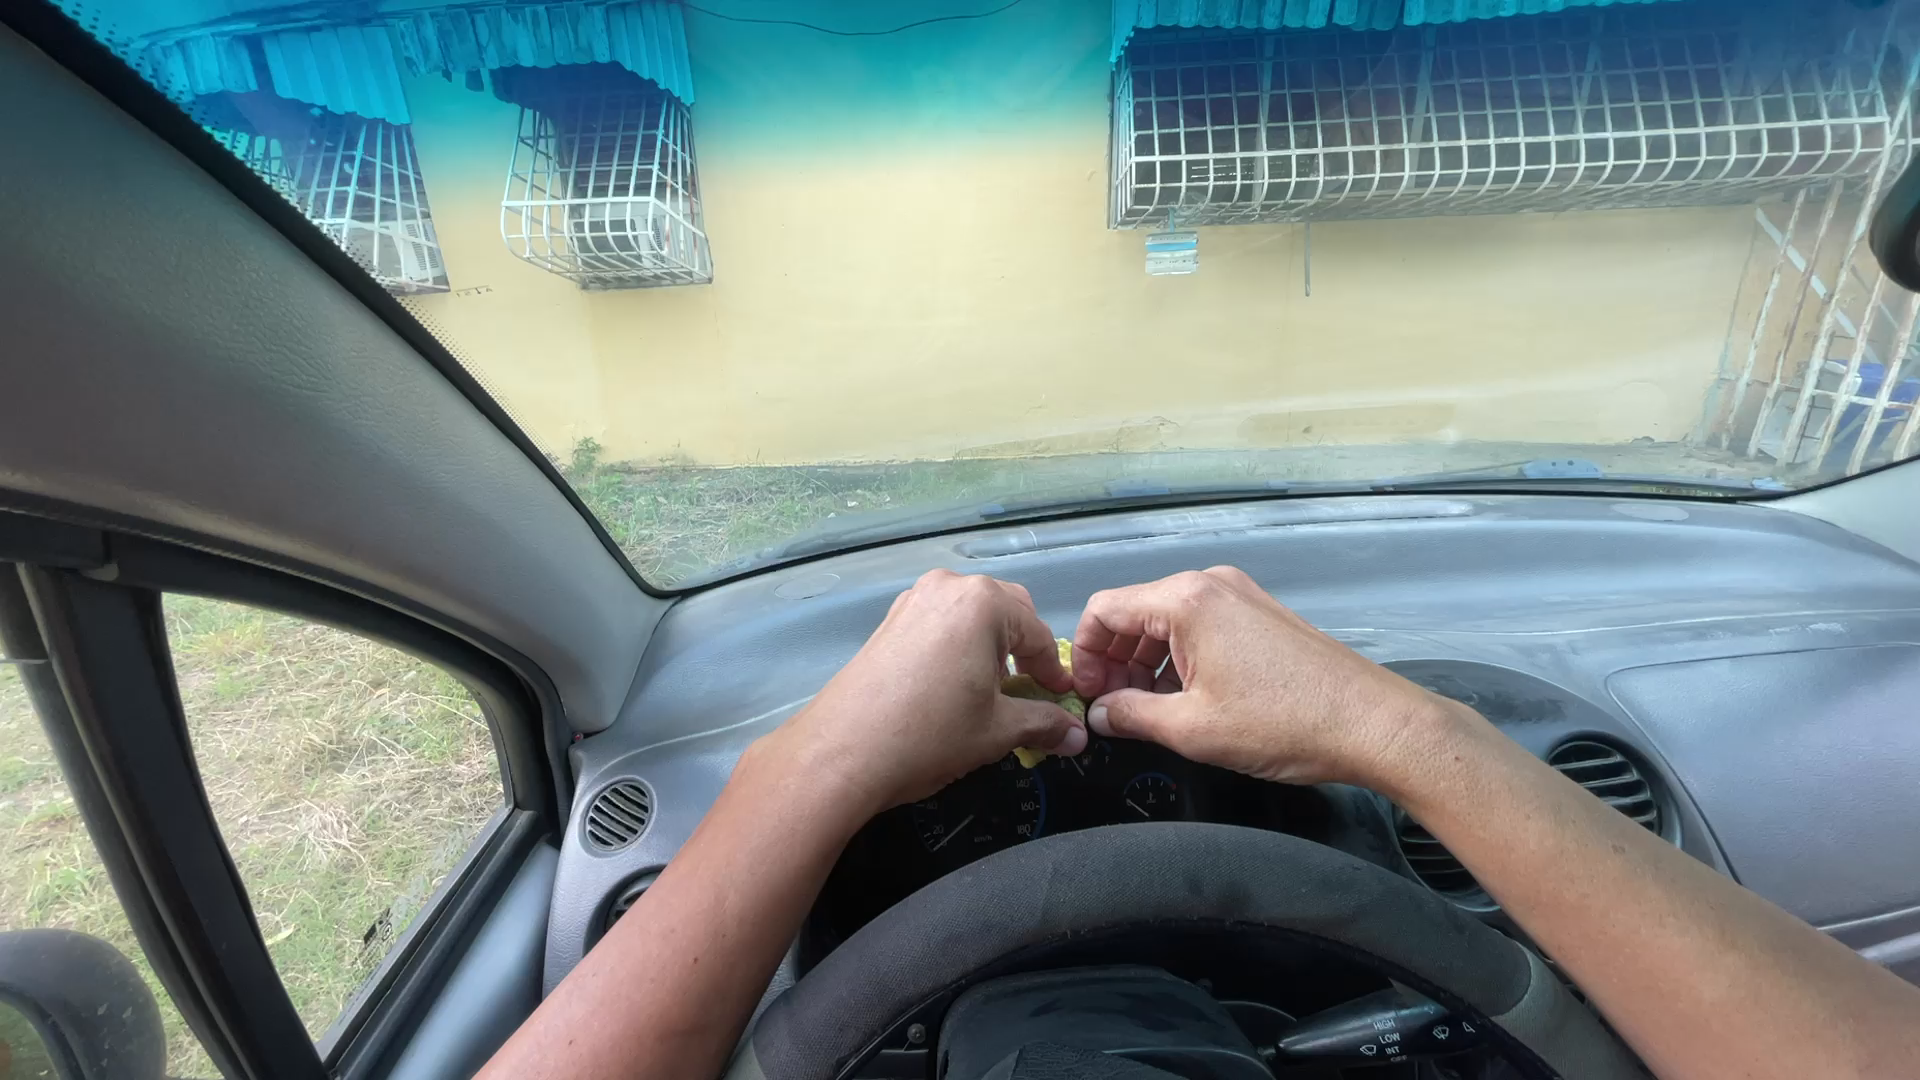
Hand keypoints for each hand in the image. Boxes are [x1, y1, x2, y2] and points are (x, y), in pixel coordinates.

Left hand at [761, 570, 1087, 815]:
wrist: (841, 751)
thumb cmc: (931, 734)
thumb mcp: (997, 731)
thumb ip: (1044, 724)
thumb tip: (1078, 736)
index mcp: (983, 602)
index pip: (1038, 634)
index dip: (1054, 672)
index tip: (1062, 702)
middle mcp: (949, 587)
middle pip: (1006, 611)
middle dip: (1023, 650)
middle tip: (1027, 692)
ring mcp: (914, 598)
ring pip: (971, 614)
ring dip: (990, 645)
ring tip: (989, 690)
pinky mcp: (889, 619)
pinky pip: (941, 621)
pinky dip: (958, 644)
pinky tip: (951, 683)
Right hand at [1070, 566, 1459, 787]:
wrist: (1379, 724)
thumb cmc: (1281, 723)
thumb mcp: (1193, 728)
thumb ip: (1131, 716)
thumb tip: (1097, 716)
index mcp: (1185, 599)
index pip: (1104, 609)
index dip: (1083, 653)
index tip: (1086, 695)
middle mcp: (1208, 584)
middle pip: (1133, 612)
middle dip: (1113, 659)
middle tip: (1112, 707)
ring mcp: (1238, 594)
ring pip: (1165, 620)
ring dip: (1144, 661)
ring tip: (1146, 707)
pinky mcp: (1259, 612)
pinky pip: (1198, 625)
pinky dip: (1178, 656)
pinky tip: (1183, 695)